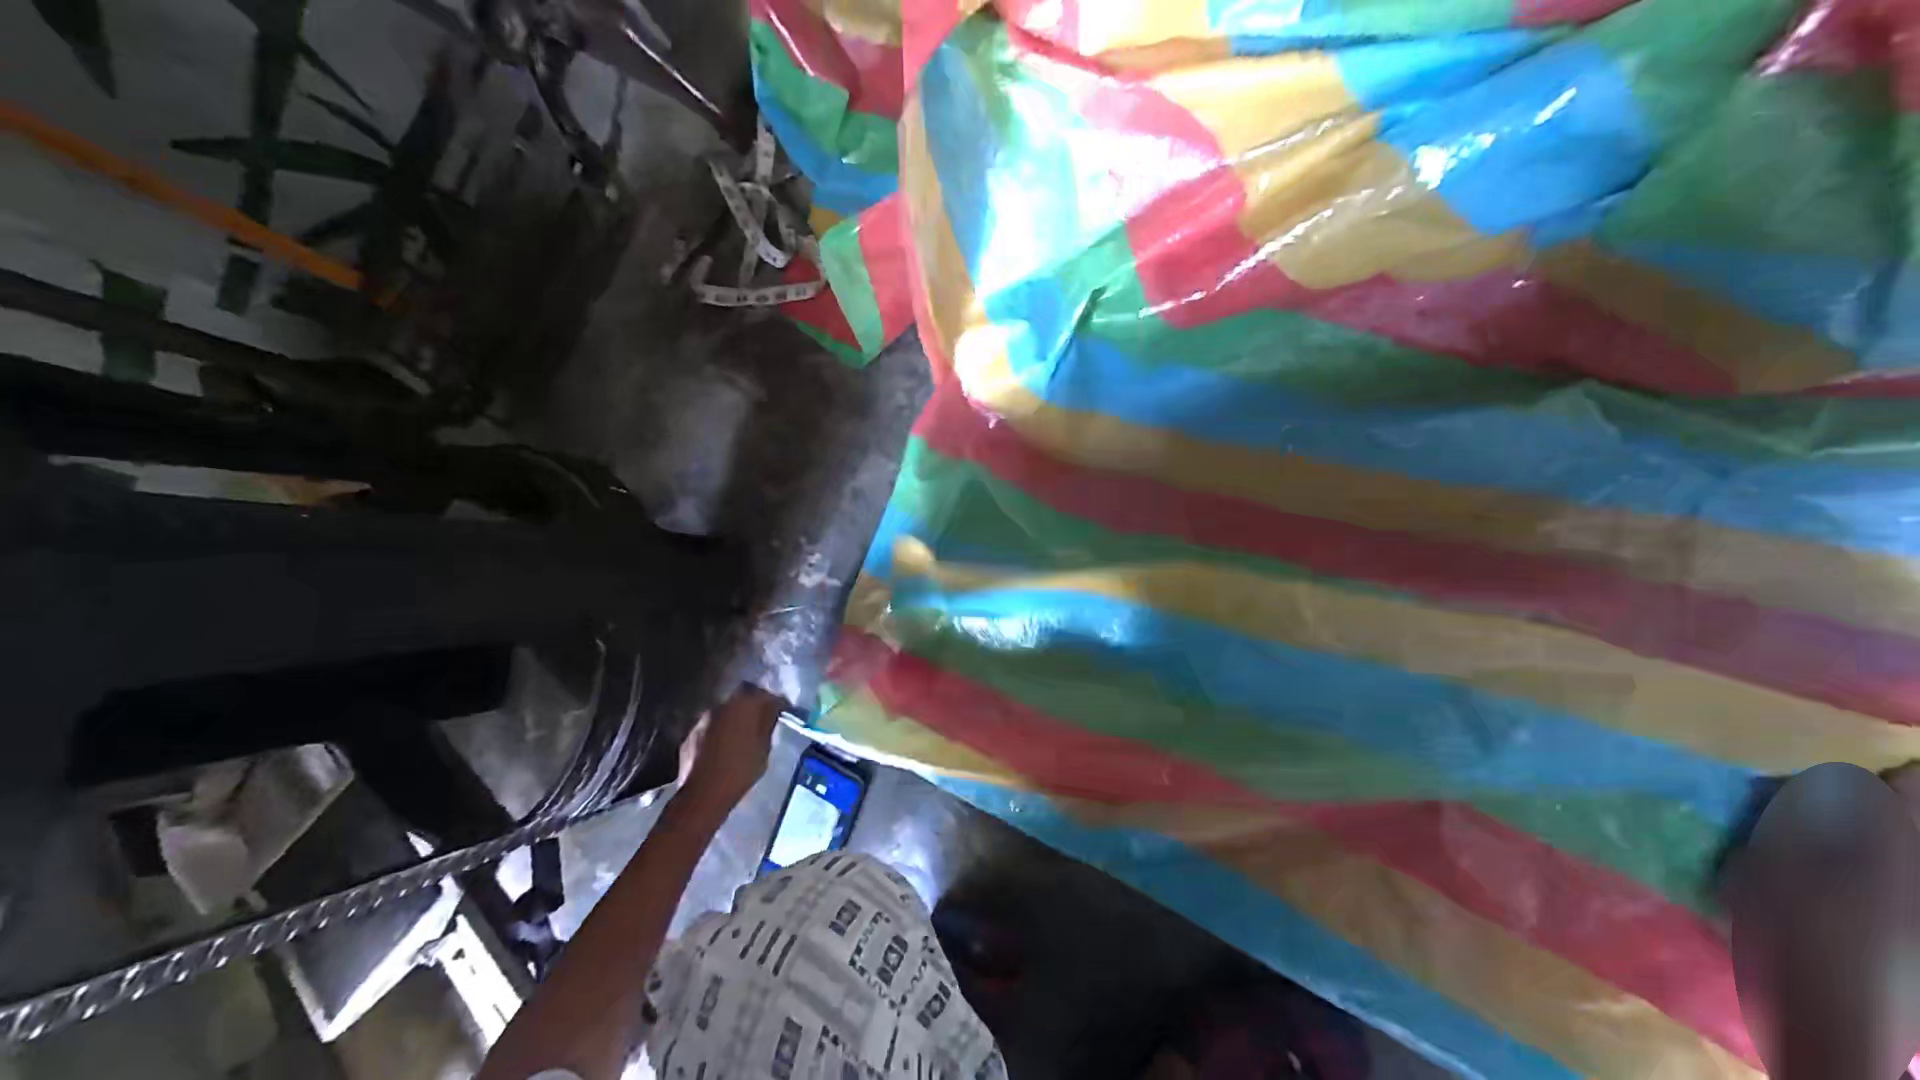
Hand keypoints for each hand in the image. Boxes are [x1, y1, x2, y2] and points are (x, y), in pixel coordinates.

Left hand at [677, 685, 785, 815]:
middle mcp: (721, 706)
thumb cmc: (741, 770)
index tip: (782, 710)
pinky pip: (711, 729)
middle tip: (763, 721)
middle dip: (753, 708)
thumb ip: (767, 725)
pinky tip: (724, 749)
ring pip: (725, 714)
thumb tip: (771, 711)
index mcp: (743, 705)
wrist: (703, 794)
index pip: (764, 694)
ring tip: (743, 737)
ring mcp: (702, 720)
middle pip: (742, 699)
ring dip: (735, 720)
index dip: (775, 701)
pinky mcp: (690, 736)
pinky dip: (720, 733)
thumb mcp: (764, 748)